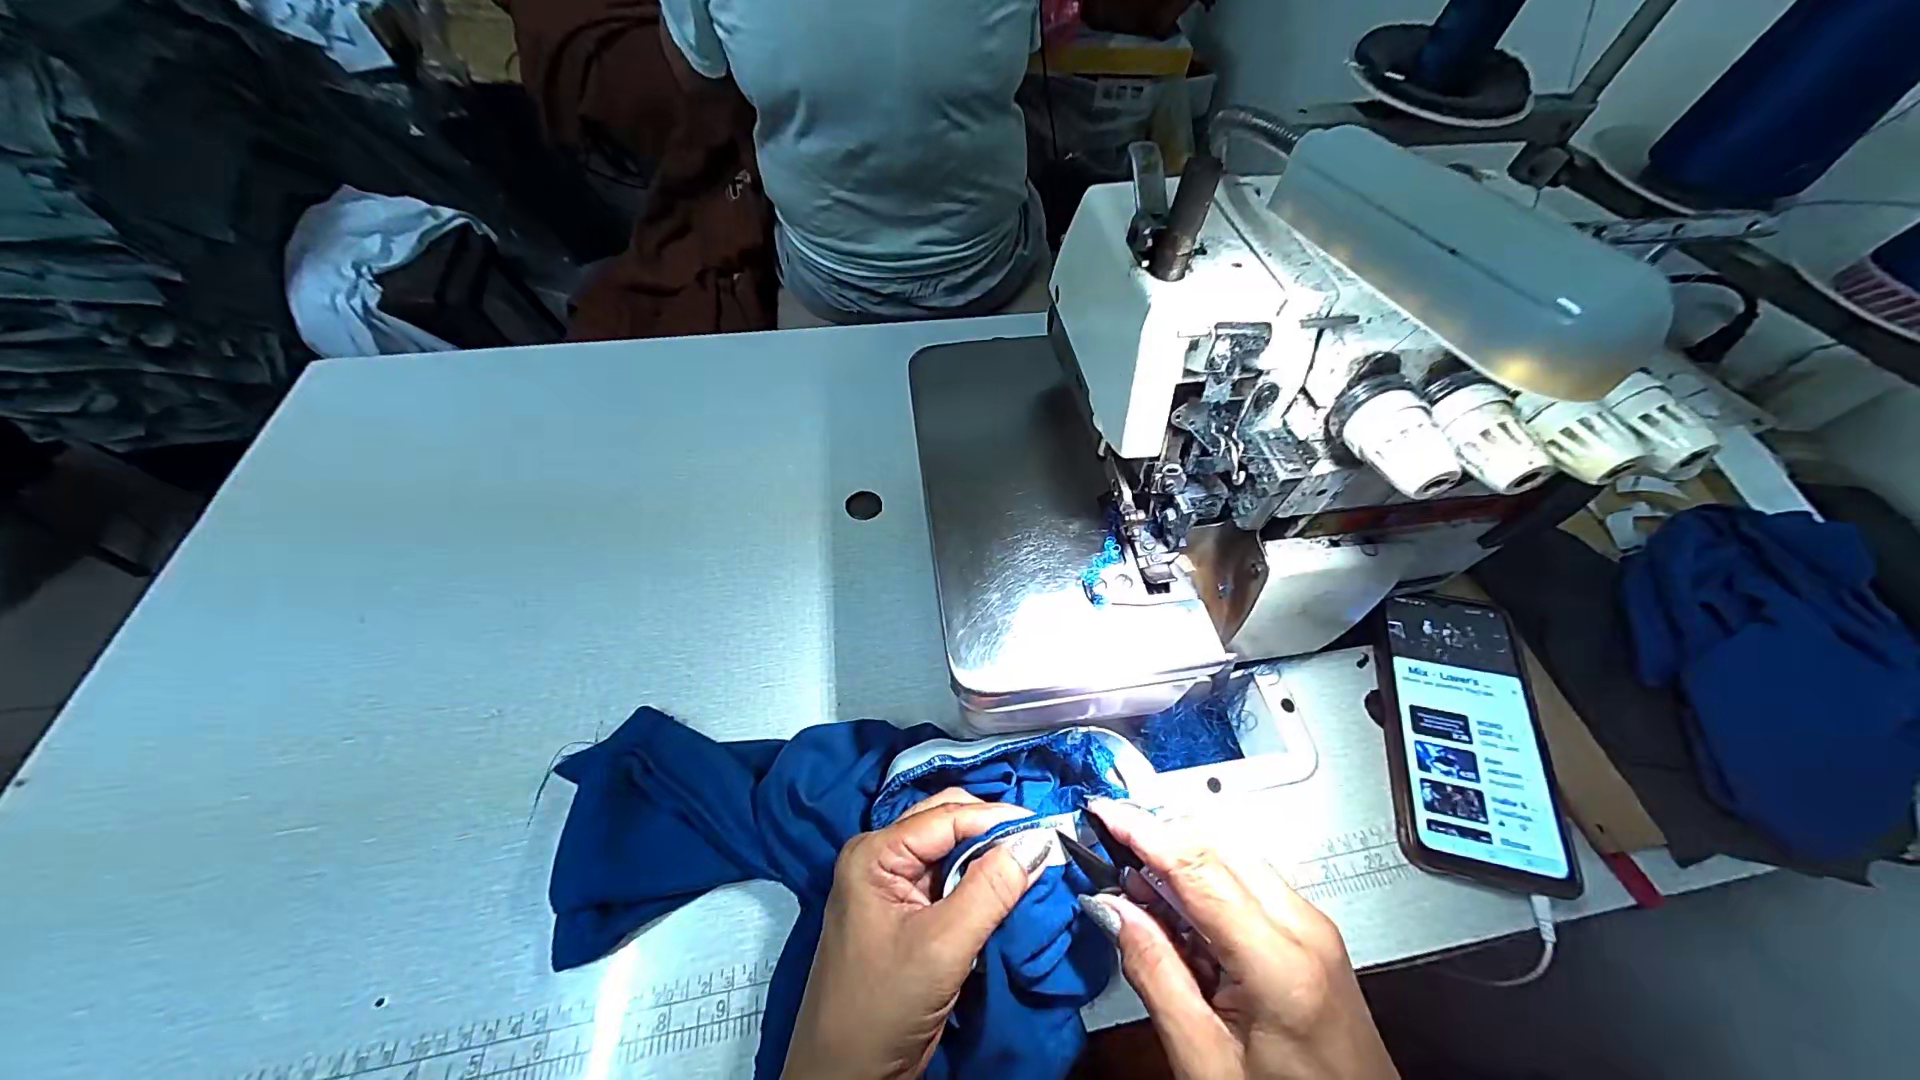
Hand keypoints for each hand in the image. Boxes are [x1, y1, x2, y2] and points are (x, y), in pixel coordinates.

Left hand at [783, 788, 1052, 1079]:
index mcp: (874, 852)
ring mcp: (890, 881)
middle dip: (991, 829)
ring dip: (987, 853)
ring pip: (949, 847)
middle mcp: (880, 855)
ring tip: (1028, 858)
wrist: (844, 1077)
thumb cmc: (882, 1007)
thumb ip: (988, 891)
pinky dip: (977, 876)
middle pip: (946, 822)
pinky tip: (1003, 883)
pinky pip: (947, 875)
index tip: (1044, 827)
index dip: (996, 818)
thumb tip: (1034, 843)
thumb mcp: (941, 947)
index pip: (945, 816)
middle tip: (1038, 842)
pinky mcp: (904, 907)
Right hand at [1080, 799, 1398, 1079]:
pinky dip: (1201, 879)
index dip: (1141, 829)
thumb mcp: (1205, 1063)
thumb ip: (1154, 973)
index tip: (1101, 811)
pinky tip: (1178, 913)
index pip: (1197, 864)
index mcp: (1281, 964)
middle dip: (1156, 838)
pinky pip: (1245, 877)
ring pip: (1229, 853)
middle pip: (1215, 844)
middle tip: (1109, 858)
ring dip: (1177, 858)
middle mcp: (1304, 928)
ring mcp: (1313, 926)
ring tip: (1138, 893)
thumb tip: (1111, 906)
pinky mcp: (1310, 931)